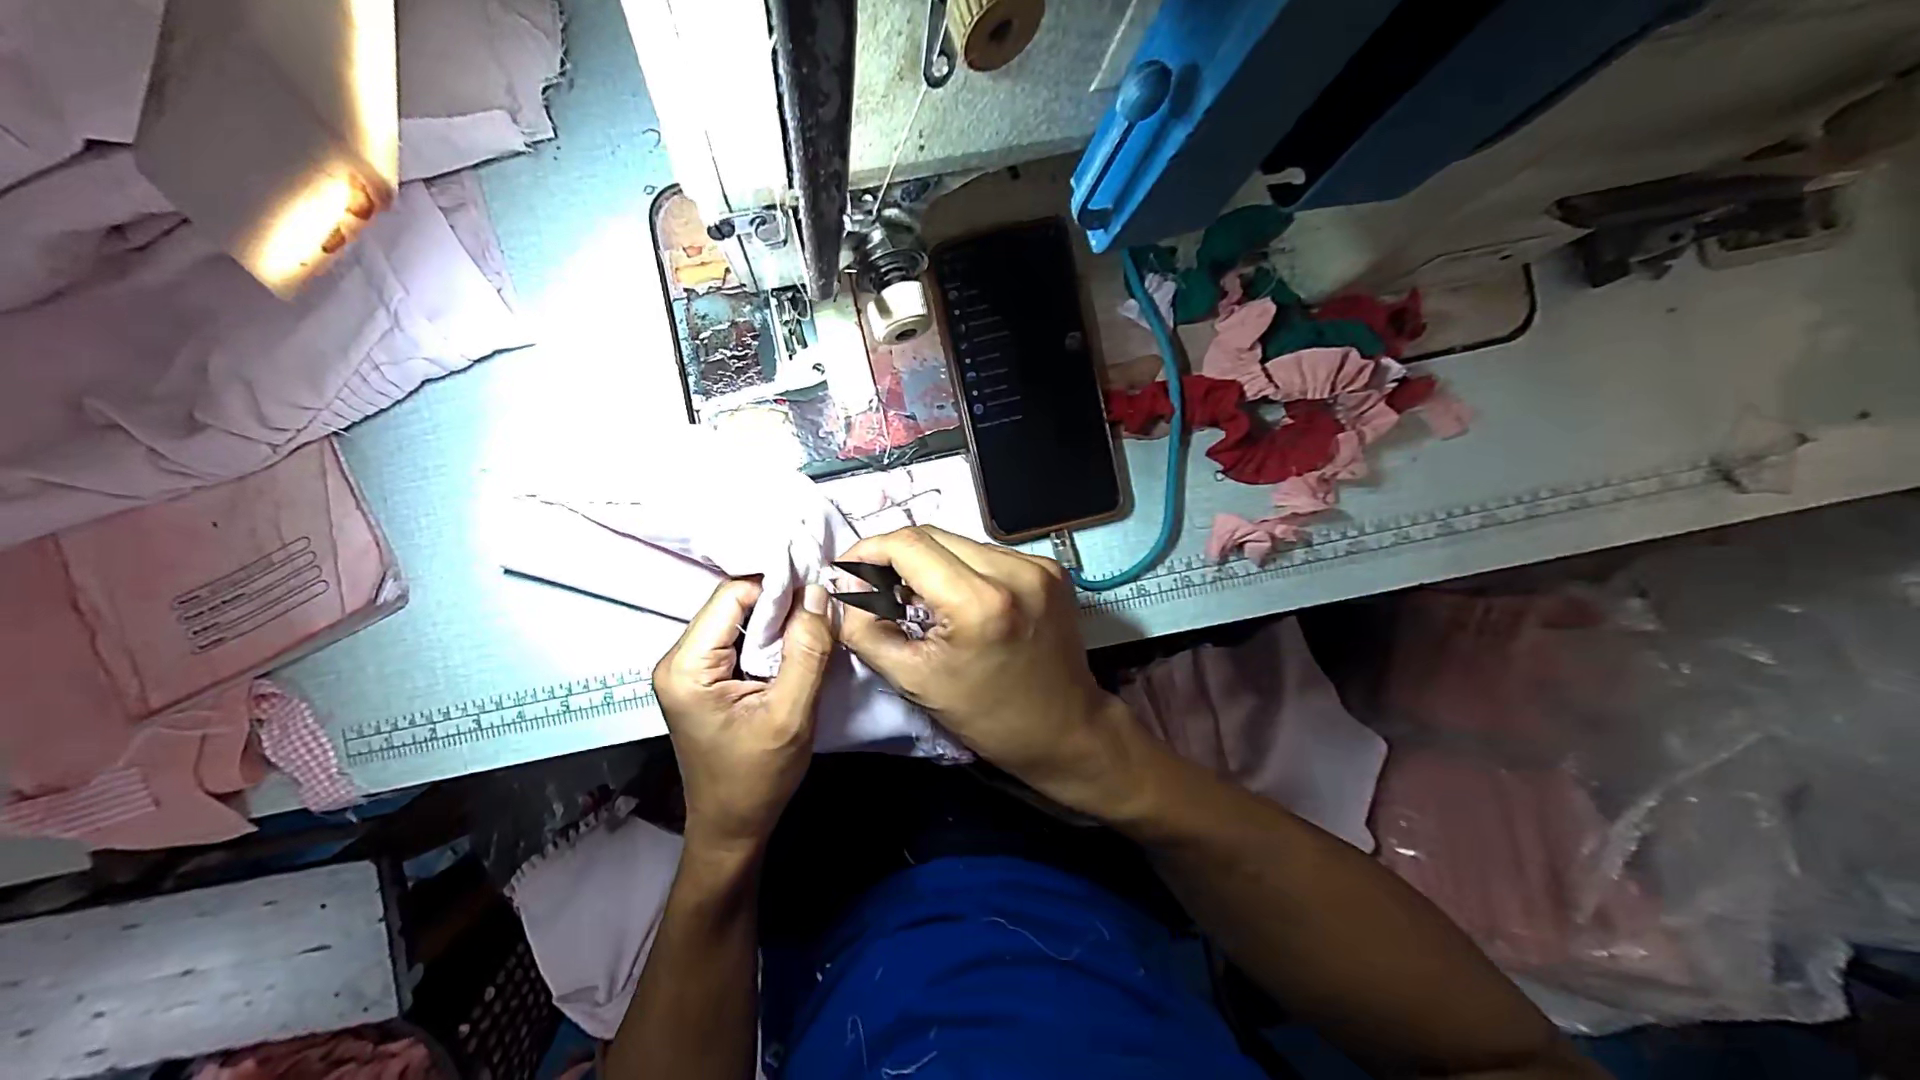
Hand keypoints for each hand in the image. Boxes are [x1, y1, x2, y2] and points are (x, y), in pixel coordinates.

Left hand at [652, 579, 833, 852]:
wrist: (733, 828)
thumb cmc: (756, 780)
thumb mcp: (790, 715)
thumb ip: (806, 652)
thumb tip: (818, 593)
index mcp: (686, 667)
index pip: (733, 595)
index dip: (778, 585)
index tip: (820, 586)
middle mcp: (679, 660)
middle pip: (735, 604)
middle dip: (782, 602)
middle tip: (825, 605)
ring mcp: (690, 670)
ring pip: (742, 620)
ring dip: (780, 621)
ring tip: (818, 623)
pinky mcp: (706, 679)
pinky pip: (742, 640)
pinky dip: (773, 639)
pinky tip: (799, 645)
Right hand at [833, 526, 1139, 807]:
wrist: (1065, 729)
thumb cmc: (988, 716)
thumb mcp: (915, 680)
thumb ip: (868, 630)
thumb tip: (845, 591)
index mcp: (979, 601)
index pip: (908, 544)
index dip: (868, 550)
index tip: (849, 570)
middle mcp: (1013, 571)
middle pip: (932, 534)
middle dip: (894, 556)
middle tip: (875, 586)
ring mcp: (1037, 566)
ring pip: (959, 541)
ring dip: (928, 562)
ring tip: (916, 598)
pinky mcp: (1049, 568)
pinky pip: (987, 554)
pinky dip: (961, 569)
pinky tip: (955, 599)